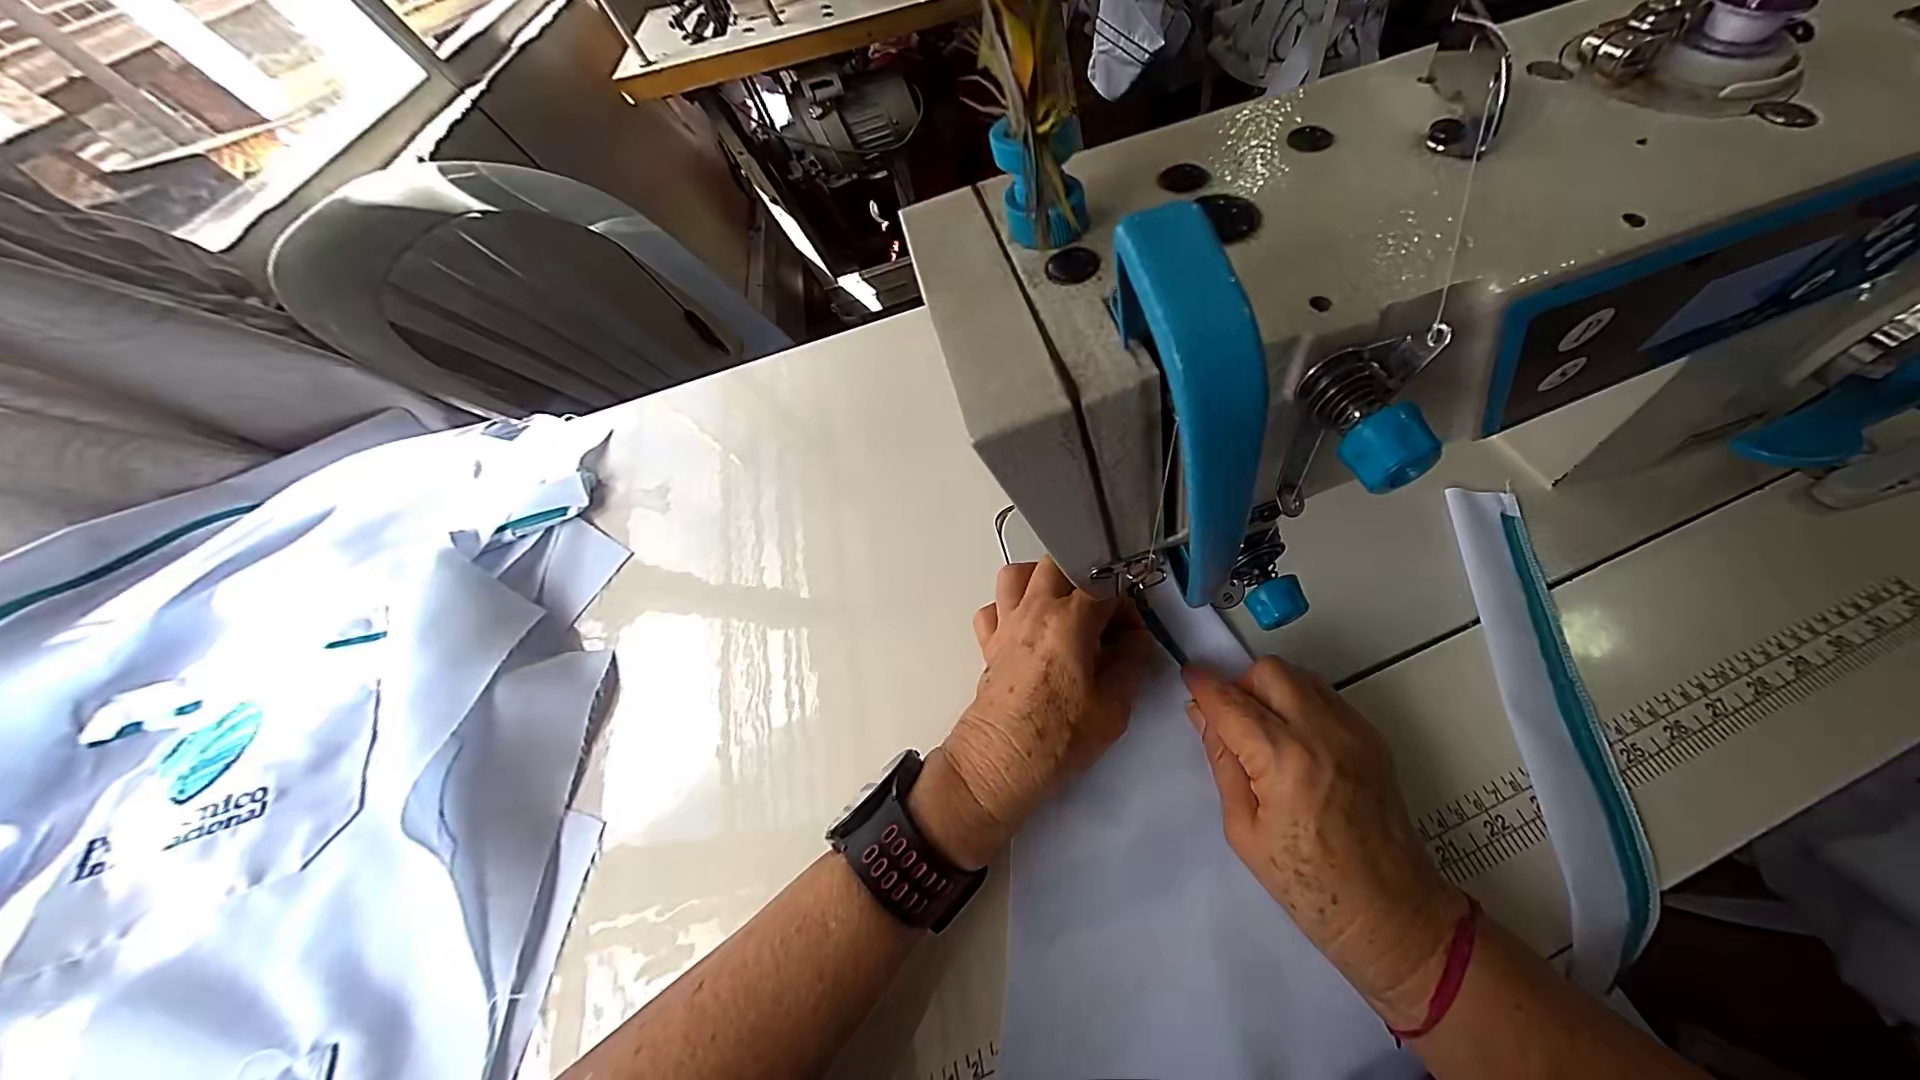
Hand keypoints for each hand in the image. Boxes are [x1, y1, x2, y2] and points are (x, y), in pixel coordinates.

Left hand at [915, 559, 1154, 869]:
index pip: (1105, 586)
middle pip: (1058, 563)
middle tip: (1099, 612)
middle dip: (1084, 577)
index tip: (1131, 630)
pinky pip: (993, 607)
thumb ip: (1130, 662)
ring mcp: (1005, 624)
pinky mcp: (988, 643)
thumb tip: (1134, 640)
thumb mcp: (1114, 706)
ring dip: (1041, 580)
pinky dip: (1009, 608)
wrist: (1000, 762)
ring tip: (1061, 608)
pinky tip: (1026, 629)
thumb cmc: (1056, 738)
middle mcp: (1033, 611)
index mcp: (1068, 620)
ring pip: (1017, 574)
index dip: (1125, 603)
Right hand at [1184, 657, 1468, 1027]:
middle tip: (1231, 717)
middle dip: (1240, 684)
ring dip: (1271, 689)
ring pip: (1299, 676)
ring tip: (1264, 730)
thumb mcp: (1242, 827)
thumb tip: (1203, 715)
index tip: (1188, 676)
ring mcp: (1353, 732)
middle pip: (1268, 672)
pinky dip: (1300, 703)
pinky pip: (1325, 696)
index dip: (1203, 685)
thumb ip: (1222, 761)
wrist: (1391, 911)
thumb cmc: (1307, 883)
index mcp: (1283, 760)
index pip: (1230, 702)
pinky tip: (1295, 742)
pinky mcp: (1372, 737)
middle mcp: (1321, 734)